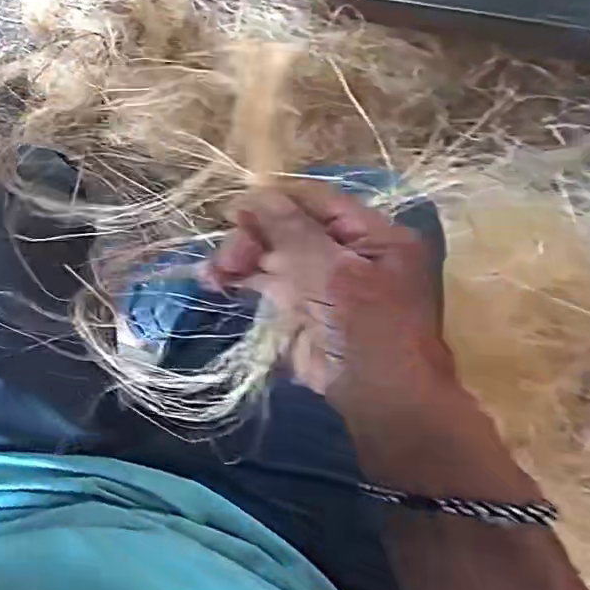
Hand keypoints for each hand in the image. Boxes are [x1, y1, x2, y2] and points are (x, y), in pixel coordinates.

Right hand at [204, 181, 459, 428]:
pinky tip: (214, 283)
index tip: (233, 211)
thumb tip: (254, 194)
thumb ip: (291, 229)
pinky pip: (256, 276)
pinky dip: (233, 276)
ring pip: (263, 249)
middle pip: (282, 224)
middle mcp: (343, 249)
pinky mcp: (292, 300)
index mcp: (372, 234)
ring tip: (215, 276)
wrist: (375, 395)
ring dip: (234, 257)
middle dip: (249, 237)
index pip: (316, 199)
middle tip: (230, 260)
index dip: (274, 200)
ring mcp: (316, 275)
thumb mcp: (332, 271)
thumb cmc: (367, 328)